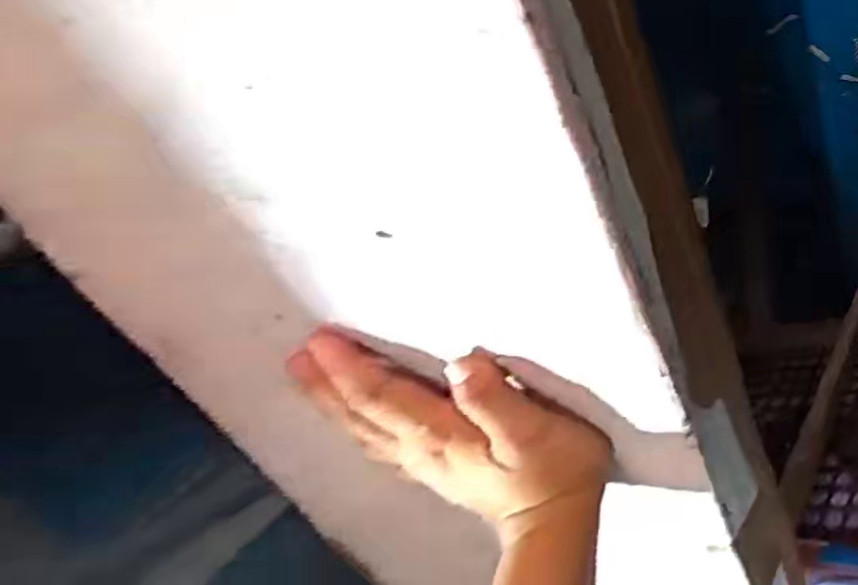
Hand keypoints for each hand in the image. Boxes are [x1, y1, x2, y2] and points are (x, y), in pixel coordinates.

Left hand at [287, 327, 612, 543]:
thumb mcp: (531, 429)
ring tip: (310, 374)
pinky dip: (359, 421)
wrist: (555, 517)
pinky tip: (356, 416)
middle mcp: (421, 448)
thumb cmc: (553, 465)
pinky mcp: (436, 466)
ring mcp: (425, 461)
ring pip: (365, 428)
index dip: (352, 368)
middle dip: (330, 381)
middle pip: (364, 413)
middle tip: (302, 350)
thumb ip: (494, 397)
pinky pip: (381, 439)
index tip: (324, 340)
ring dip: (335, 401)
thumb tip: (462, 362)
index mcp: (441, 433)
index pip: (384, 396)